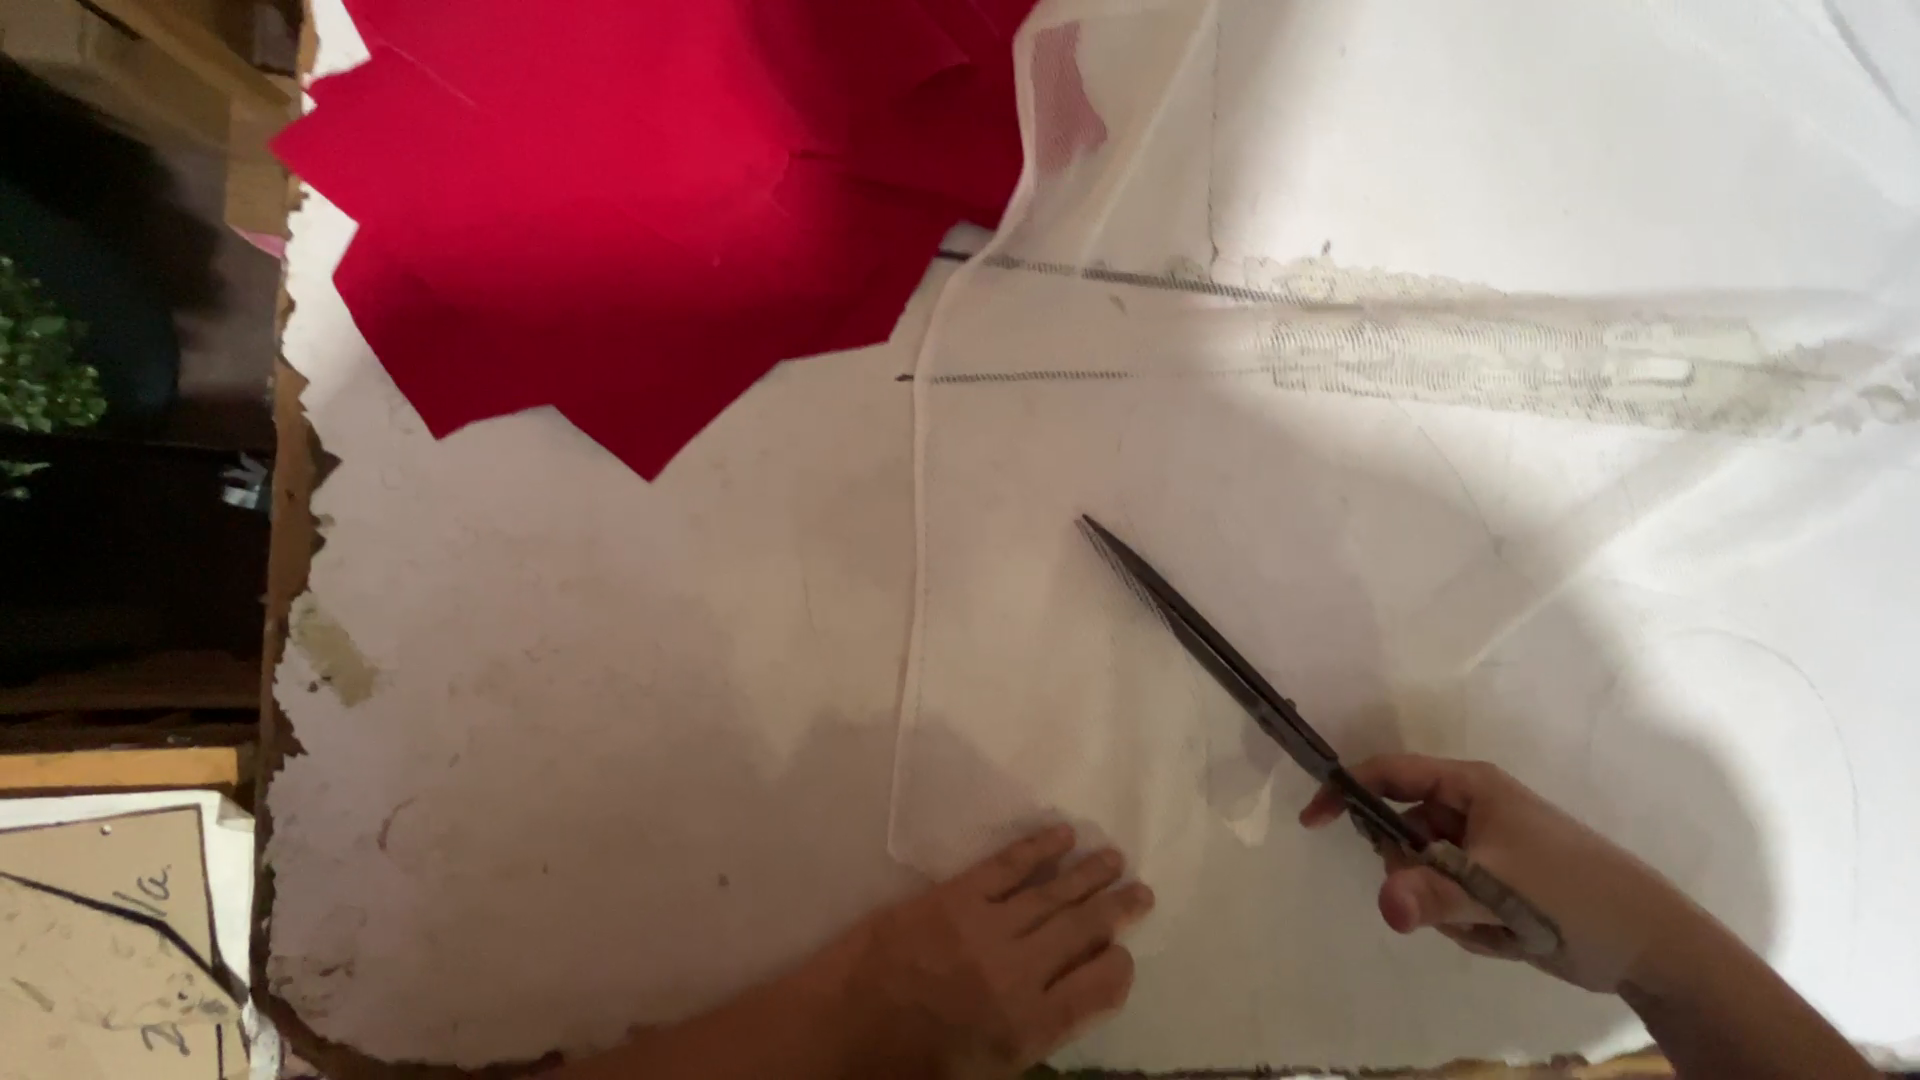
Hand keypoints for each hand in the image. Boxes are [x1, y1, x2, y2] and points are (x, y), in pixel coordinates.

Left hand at [826, 825, 1153, 1078]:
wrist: (841, 1030)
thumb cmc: (910, 1064)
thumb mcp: (985, 1071)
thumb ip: (1032, 1035)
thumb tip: (1064, 995)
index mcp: (1028, 1030)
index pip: (1101, 989)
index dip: (1118, 967)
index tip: (1123, 953)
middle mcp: (1019, 975)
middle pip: (1082, 932)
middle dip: (1118, 909)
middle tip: (1142, 889)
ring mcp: (987, 930)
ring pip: (1053, 894)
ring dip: (1088, 873)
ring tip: (1115, 858)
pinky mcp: (956, 897)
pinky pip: (1008, 866)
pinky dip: (1038, 848)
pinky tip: (1062, 835)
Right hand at [1299, 754, 1701, 993]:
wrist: (1660, 948)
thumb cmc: (1576, 894)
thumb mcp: (1501, 891)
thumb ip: (1436, 895)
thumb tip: (1382, 906)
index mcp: (1469, 786)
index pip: (1387, 774)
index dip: (1346, 791)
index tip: (1314, 820)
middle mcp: (1469, 809)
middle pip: (1401, 830)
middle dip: (1414, 872)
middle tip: (1445, 900)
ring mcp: (1481, 847)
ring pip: (1423, 870)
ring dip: (1444, 904)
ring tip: (1491, 926)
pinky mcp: (1492, 882)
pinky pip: (1447, 897)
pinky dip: (1465, 923)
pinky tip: (1505, 937)